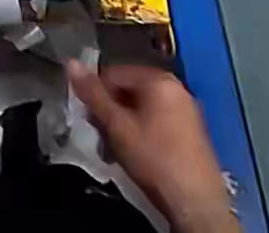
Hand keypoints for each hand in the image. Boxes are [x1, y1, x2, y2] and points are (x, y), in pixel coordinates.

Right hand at [68, 61, 238, 232]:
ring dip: (126, 123)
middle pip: (130, 89)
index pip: (115, 73)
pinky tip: (139, 154)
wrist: (197, 205)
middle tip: (103, 137)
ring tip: (118, 149)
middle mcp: (176, 86)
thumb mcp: (117, 127)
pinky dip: (144, 131)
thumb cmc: (154, 160)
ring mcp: (187, 109)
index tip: (90, 119)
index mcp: (158, 79)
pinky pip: (159, 119)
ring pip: (144, 107)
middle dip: (113, 111)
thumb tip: (71, 63)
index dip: (97, 94)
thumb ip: (94, 95)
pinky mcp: (192, 130)